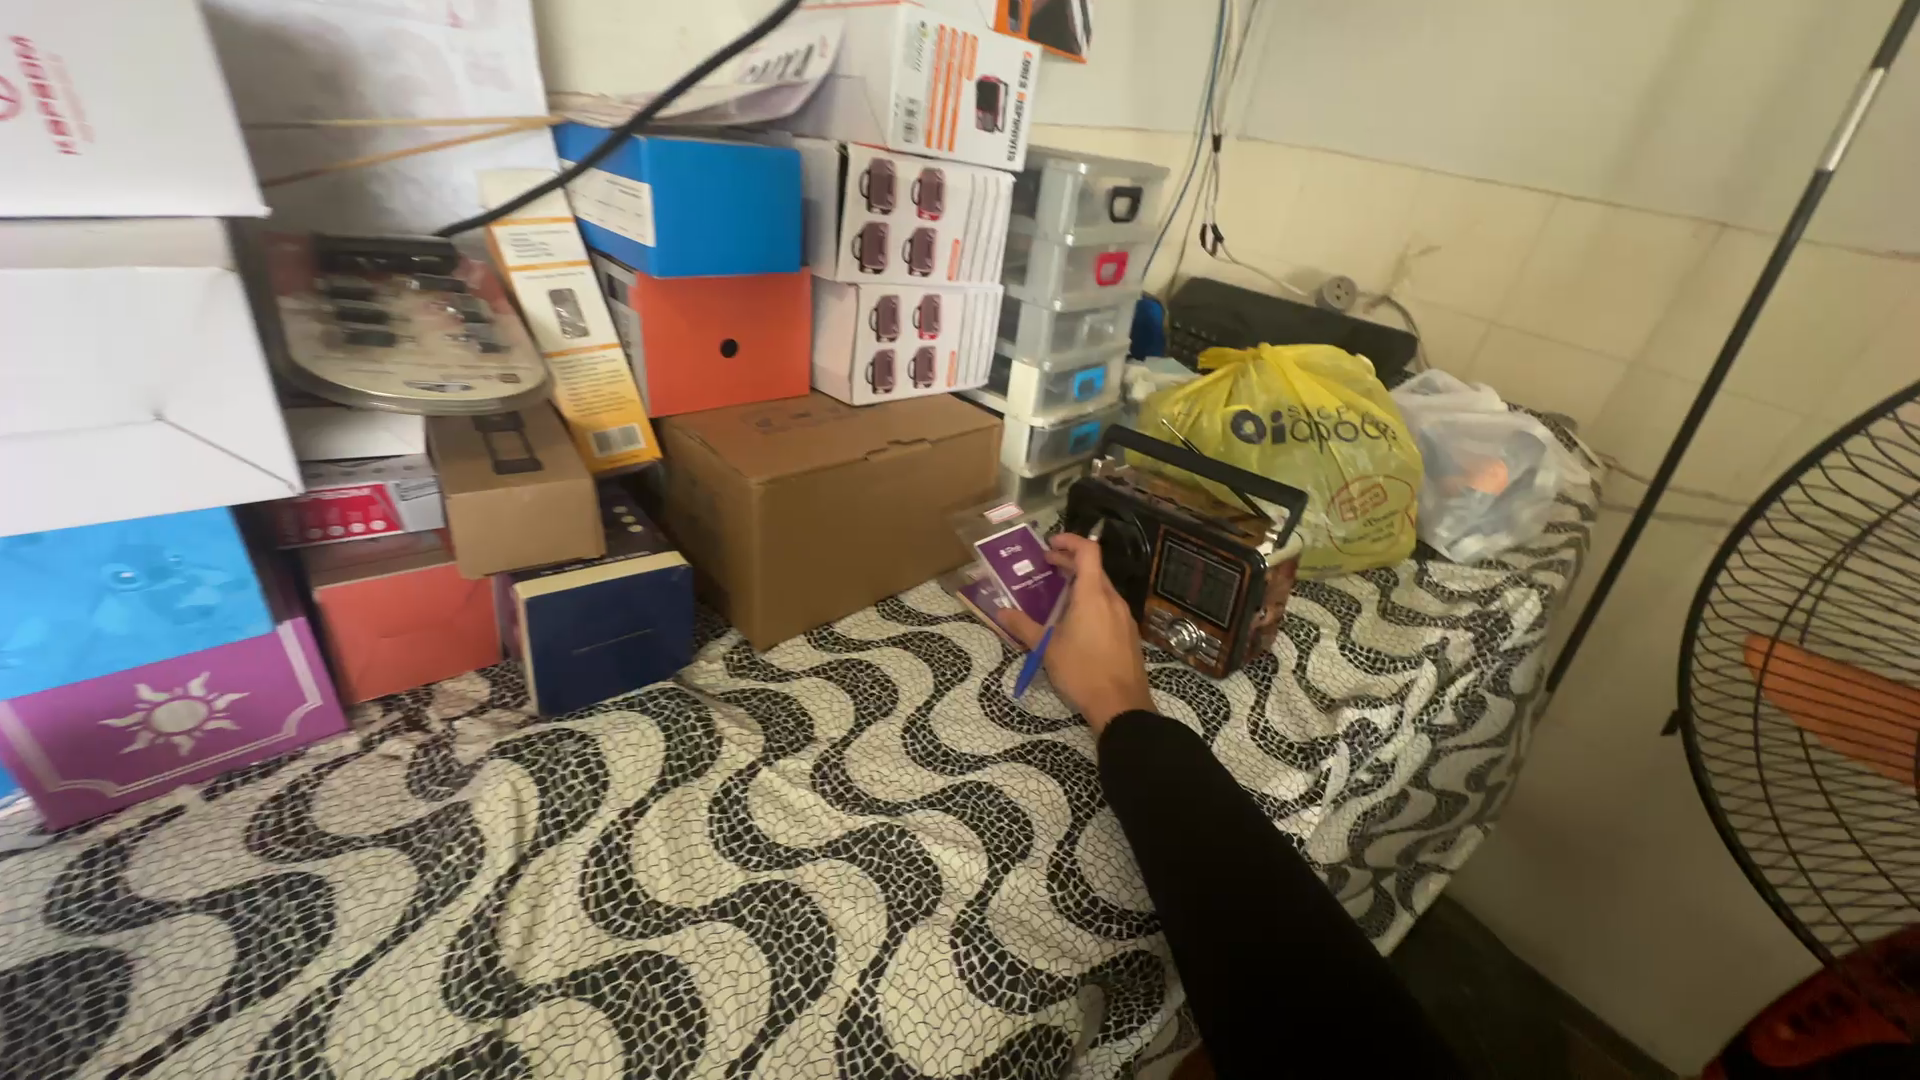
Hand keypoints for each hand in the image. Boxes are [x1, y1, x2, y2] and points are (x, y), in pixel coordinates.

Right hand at [996, 532, 1153, 735]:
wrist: (1121, 705)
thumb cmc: (1082, 671)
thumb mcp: (1047, 649)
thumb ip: (1023, 626)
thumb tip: (1000, 611)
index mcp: (1092, 595)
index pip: (1088, 551)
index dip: (1070, 541)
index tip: (1050, 543)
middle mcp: (1112, 599)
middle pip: (1094, 569)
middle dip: (1070, 562)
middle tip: (1047, 565)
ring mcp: (1124, 617)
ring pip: (1102, 588)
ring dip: (1081, 583)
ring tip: (1059, 594)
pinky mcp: (1129, 633)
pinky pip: (1109, 606)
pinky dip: (1092, 601)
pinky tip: (1078, 621)